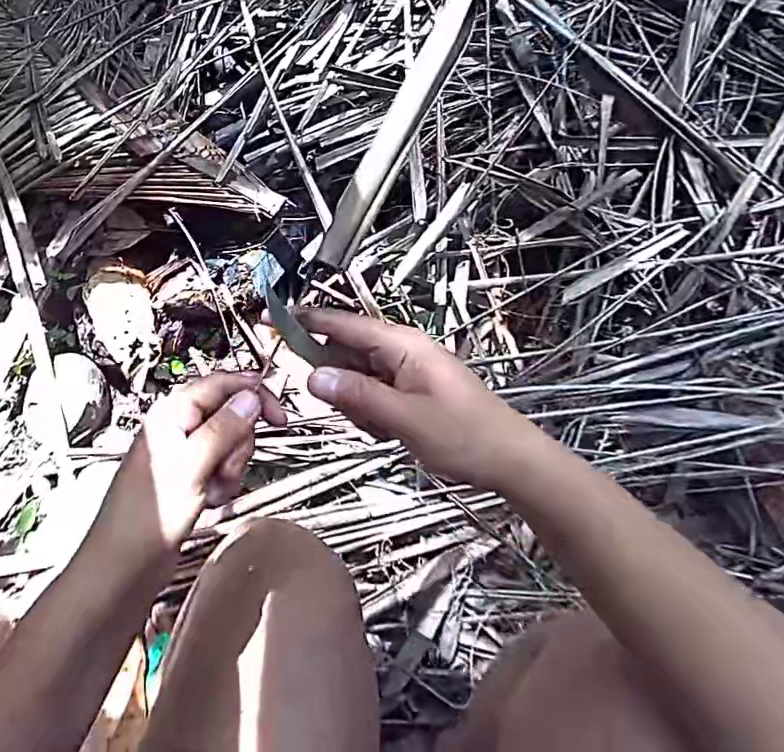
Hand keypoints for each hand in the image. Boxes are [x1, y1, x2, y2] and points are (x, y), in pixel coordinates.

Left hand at [91, 371, 284, 566]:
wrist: (124, 563)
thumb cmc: (145, 516)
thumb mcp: (191, 466)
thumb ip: (223, 429)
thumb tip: (250, 398)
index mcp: (172, 411)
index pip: (222, 383)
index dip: (253, 394)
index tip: (279, 416)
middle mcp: (177, 425)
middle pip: (231, 415)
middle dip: (238, 445)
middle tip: (224, 469)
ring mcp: (184, 452)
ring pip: (230, 444)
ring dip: (230, 469)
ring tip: (211, 489)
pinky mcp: (189, 475)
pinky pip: (222, 468)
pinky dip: (223, 484)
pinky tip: (207, 500)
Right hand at [296, 309, 540, 489]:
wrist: (515, 463)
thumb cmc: (467, 436)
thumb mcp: (405, 418)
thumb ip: (356, 395)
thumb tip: (314, 377)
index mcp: (401, 344)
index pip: (340, 323)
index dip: (301, 320)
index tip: (269, 320)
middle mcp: (400, 350)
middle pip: (344, 352)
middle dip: (338, 384)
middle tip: (357, 414)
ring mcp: (405, 369)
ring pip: (355, 376)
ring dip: (356, 404)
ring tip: (383, 428)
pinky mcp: (409, 388)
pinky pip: (371, 392)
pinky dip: (370, 412)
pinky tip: (389, 431)